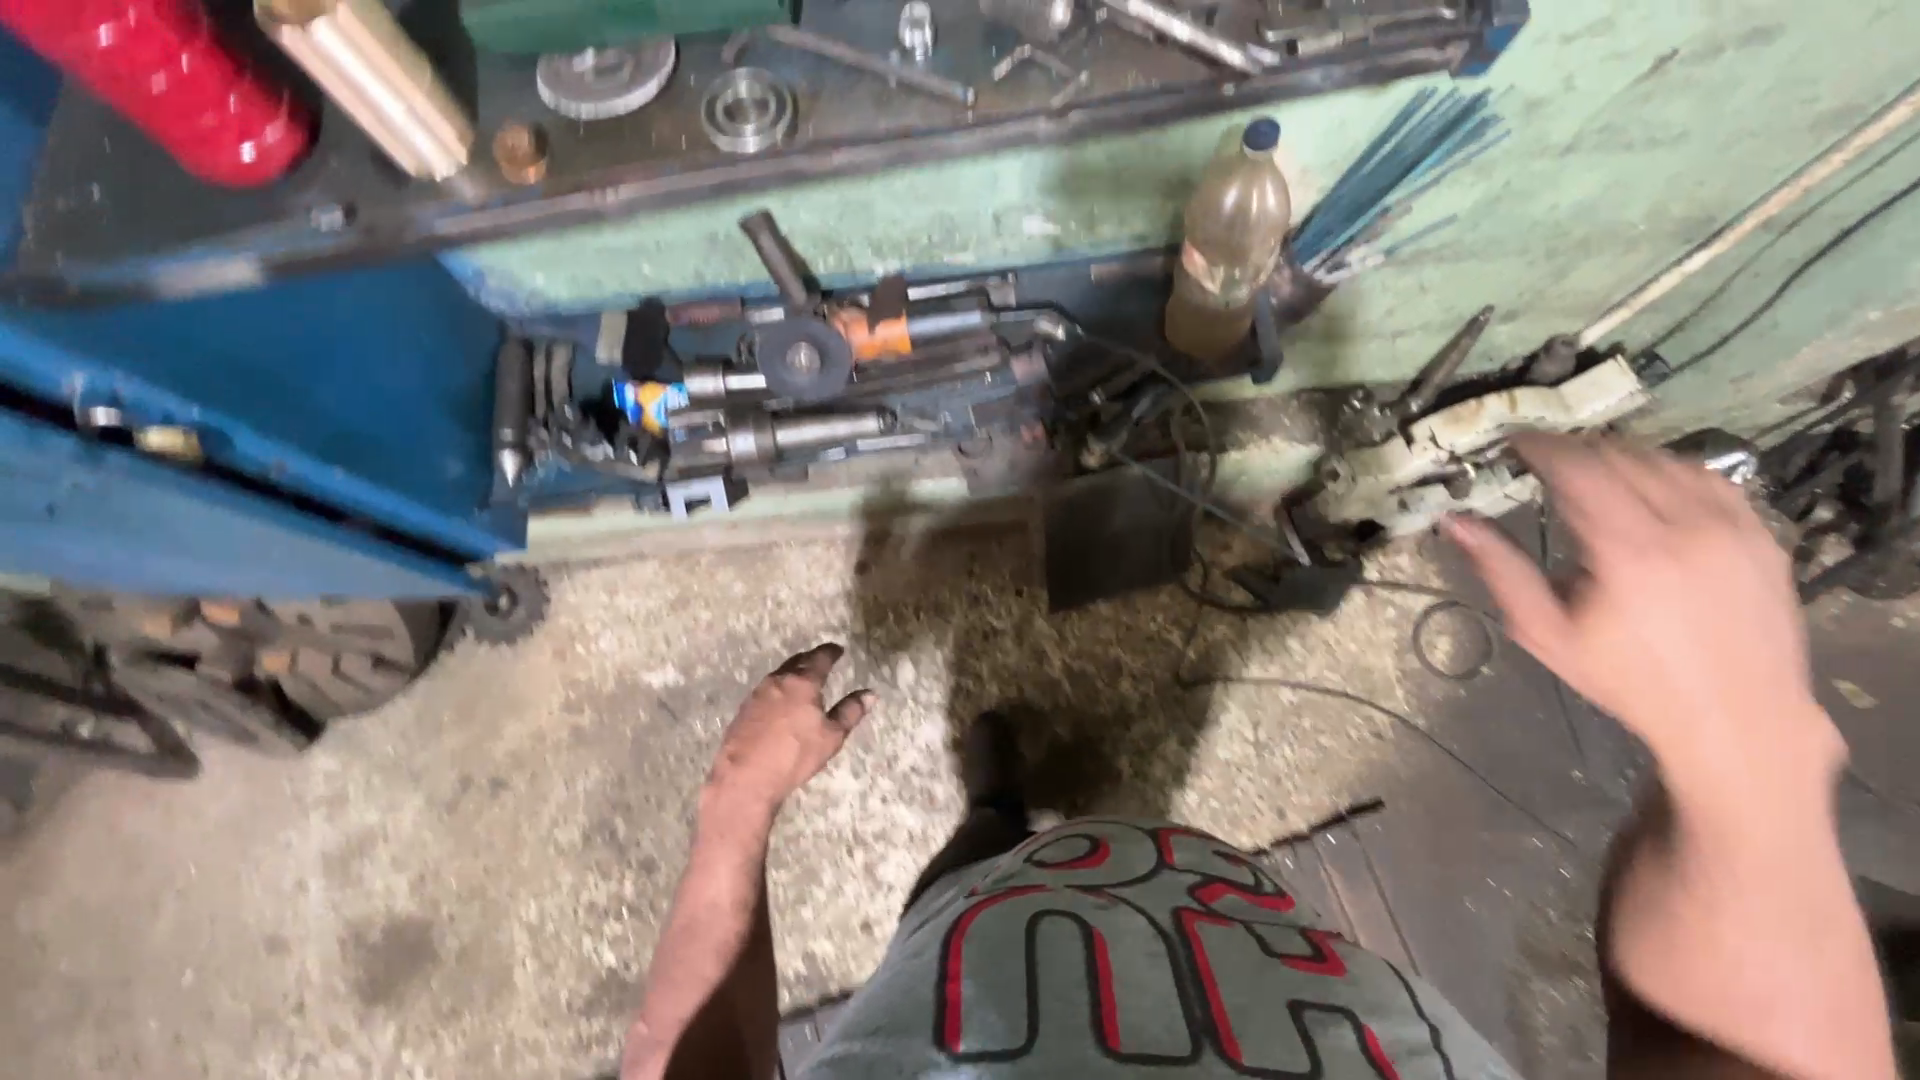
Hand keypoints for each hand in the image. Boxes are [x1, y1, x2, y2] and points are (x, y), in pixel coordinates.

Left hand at [705, 643, 874, 815]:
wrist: (745, 776)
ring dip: (793, 672)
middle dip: (811, 659)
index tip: (838, 649)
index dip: (831, 652)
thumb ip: (850, 712)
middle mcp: (778, 681)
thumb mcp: (831, 736)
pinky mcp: (745, 708)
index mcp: (802, 683)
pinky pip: (767, 689)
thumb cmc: (795, 755)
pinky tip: (782, 701)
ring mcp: (758, 693)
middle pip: (797, 661)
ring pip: (780, 674)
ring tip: (803, 680)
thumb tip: (870, 694)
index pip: (820, 658)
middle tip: (821, 661)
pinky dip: (780, 688)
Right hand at [1442, 434, 1844, 810]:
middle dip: (1576, 448)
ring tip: (1590, 468)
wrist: (1737, 717)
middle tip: (1542, 456)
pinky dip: (1671, 470)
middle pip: (1622, 456)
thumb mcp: (1546, 632)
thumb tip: (1455, 523)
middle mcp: (1688, 527)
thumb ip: (1501, 570)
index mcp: (1629, 550)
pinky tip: (1648, 485)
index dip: (1542, 445)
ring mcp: (1734, 529)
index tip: (1514, 441)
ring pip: (1668, 461)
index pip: (1579, 468)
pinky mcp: (1763, 537)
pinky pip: (1713, 479)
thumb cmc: (1627, 679)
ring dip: (1621, 456)